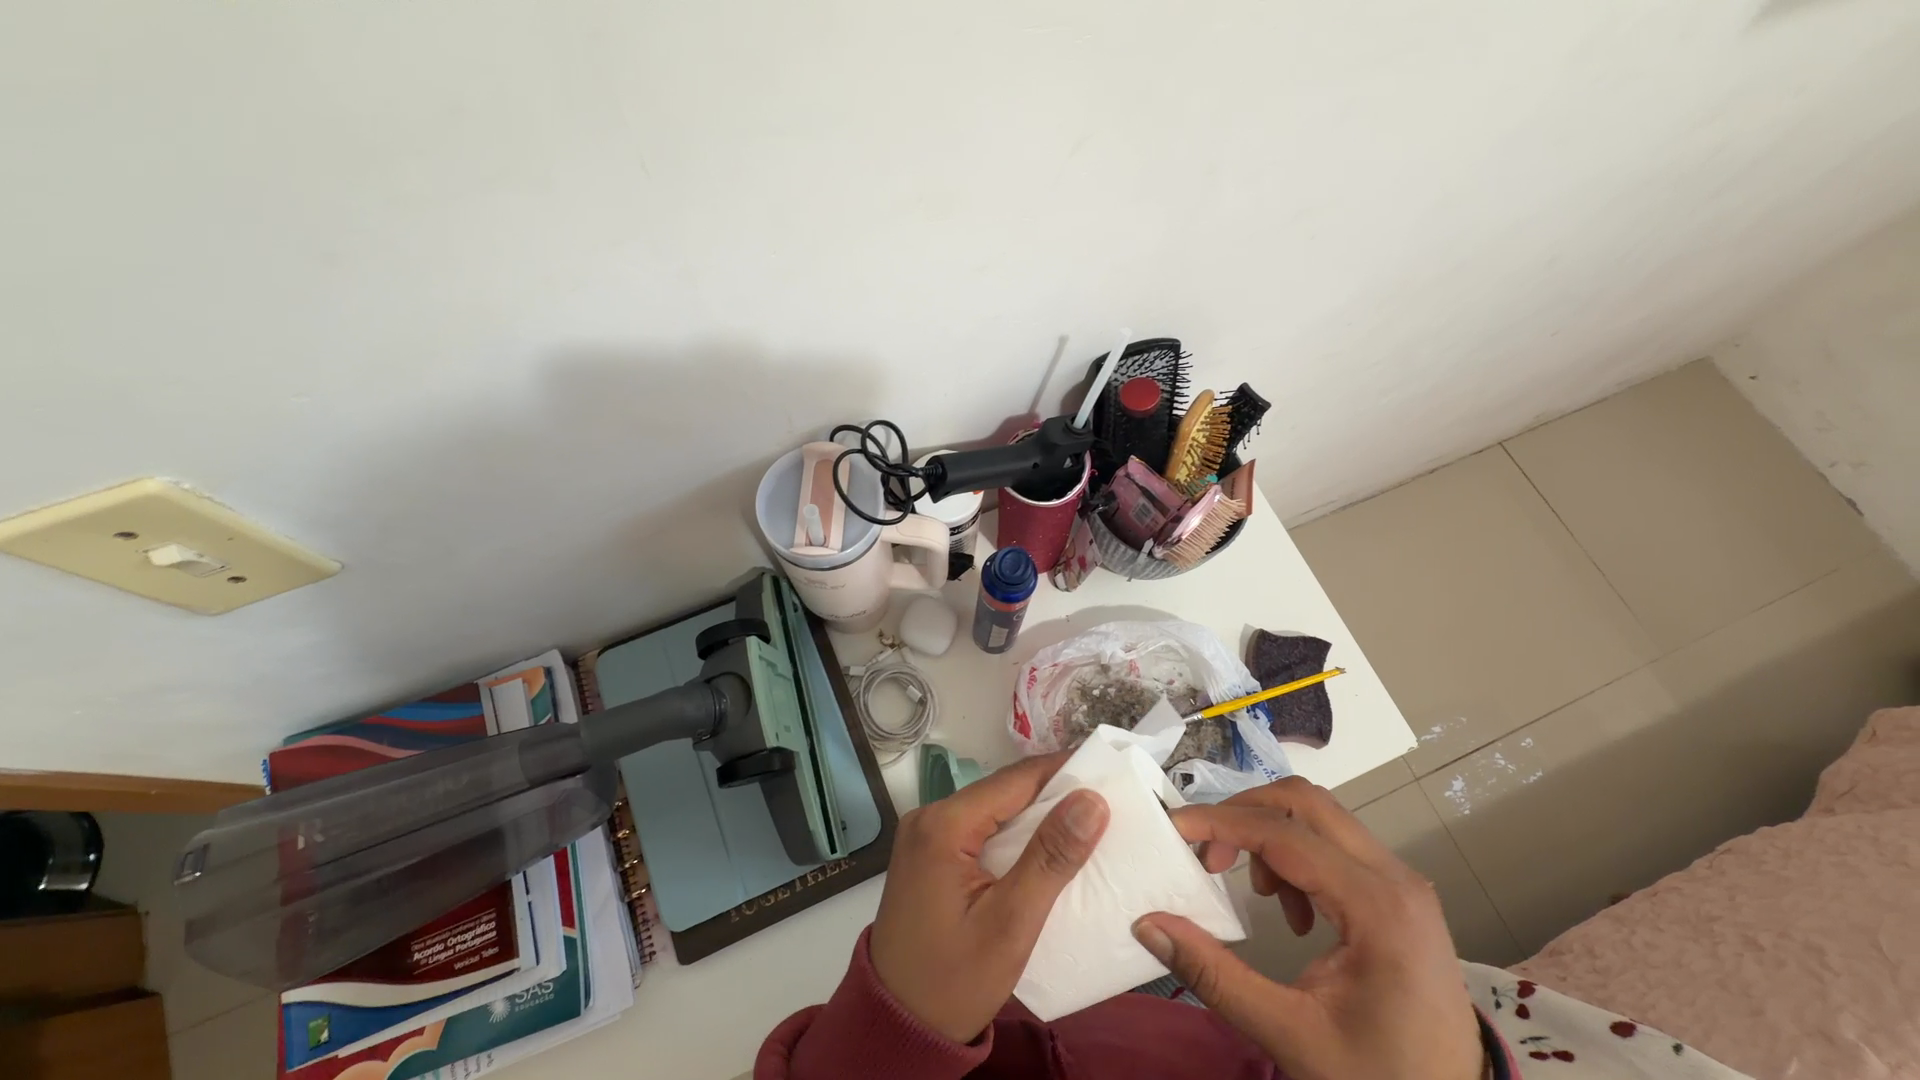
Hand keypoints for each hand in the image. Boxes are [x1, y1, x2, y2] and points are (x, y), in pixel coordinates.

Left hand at [869, 753, 1109, 1043]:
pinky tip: (1048, 852)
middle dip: (1055, 795)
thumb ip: (1050, 858)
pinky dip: (1015, 838)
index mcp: (943, 825)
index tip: (1110, 773)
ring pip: (994, 811)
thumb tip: (1092, 799)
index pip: (1015, 780)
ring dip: (1037, 818)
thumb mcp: (1010, 923)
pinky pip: (981, 833)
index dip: (1064, 772)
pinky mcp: (930, 858)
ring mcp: (926, 838)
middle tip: (1109, 804)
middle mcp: (929, 818)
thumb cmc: (953, 979)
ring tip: (1089, 826)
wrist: (897, 1024)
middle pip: (1004, 792)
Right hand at [1132, 778, 1481, 1079]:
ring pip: (1321, 818)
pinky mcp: (1399, 893)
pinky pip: (1336, 844)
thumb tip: (1148, 925)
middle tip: (1208, 856)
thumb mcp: (1290, 1033)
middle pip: (1306, 802)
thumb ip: (1215, 975)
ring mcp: (1402, 881)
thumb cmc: (1377, 1075)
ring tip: (1253, 891)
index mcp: (1376, 906)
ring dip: (1270, 834)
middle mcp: (1395, 877)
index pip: (1285, 833)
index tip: (1173, 831)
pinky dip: (1296, 855)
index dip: (1221, 823)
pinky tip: (1292, 912)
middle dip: (1244, 813)